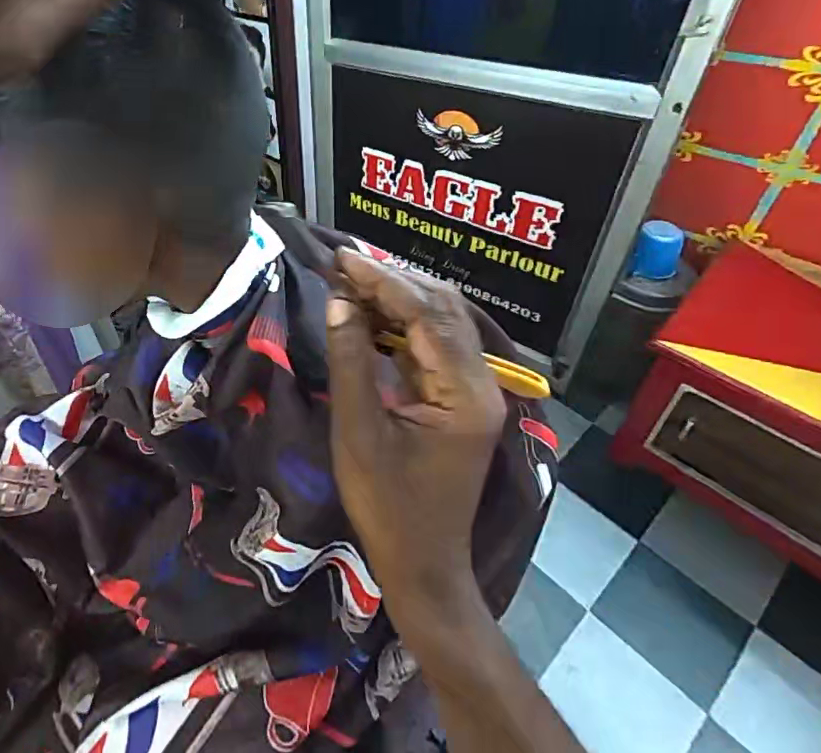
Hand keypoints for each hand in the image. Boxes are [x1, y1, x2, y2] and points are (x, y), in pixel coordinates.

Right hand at [325, 250, 509, 595]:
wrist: (422, 561)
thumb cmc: (386, 504)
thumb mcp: (358, 432)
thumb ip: (350, 362)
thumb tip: (340, 301)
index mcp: (465, 394)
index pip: (427, 315)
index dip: (383, 280)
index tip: (343, 257)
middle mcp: (480, 383)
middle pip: (443, 308)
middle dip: (393, 279)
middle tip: (344, 261)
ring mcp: (473, 389)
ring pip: (441, 320)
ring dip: (399, 295)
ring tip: (352, 277)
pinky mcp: (459, 396)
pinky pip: (432, 343)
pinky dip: (401, 319)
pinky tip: (369, 309)